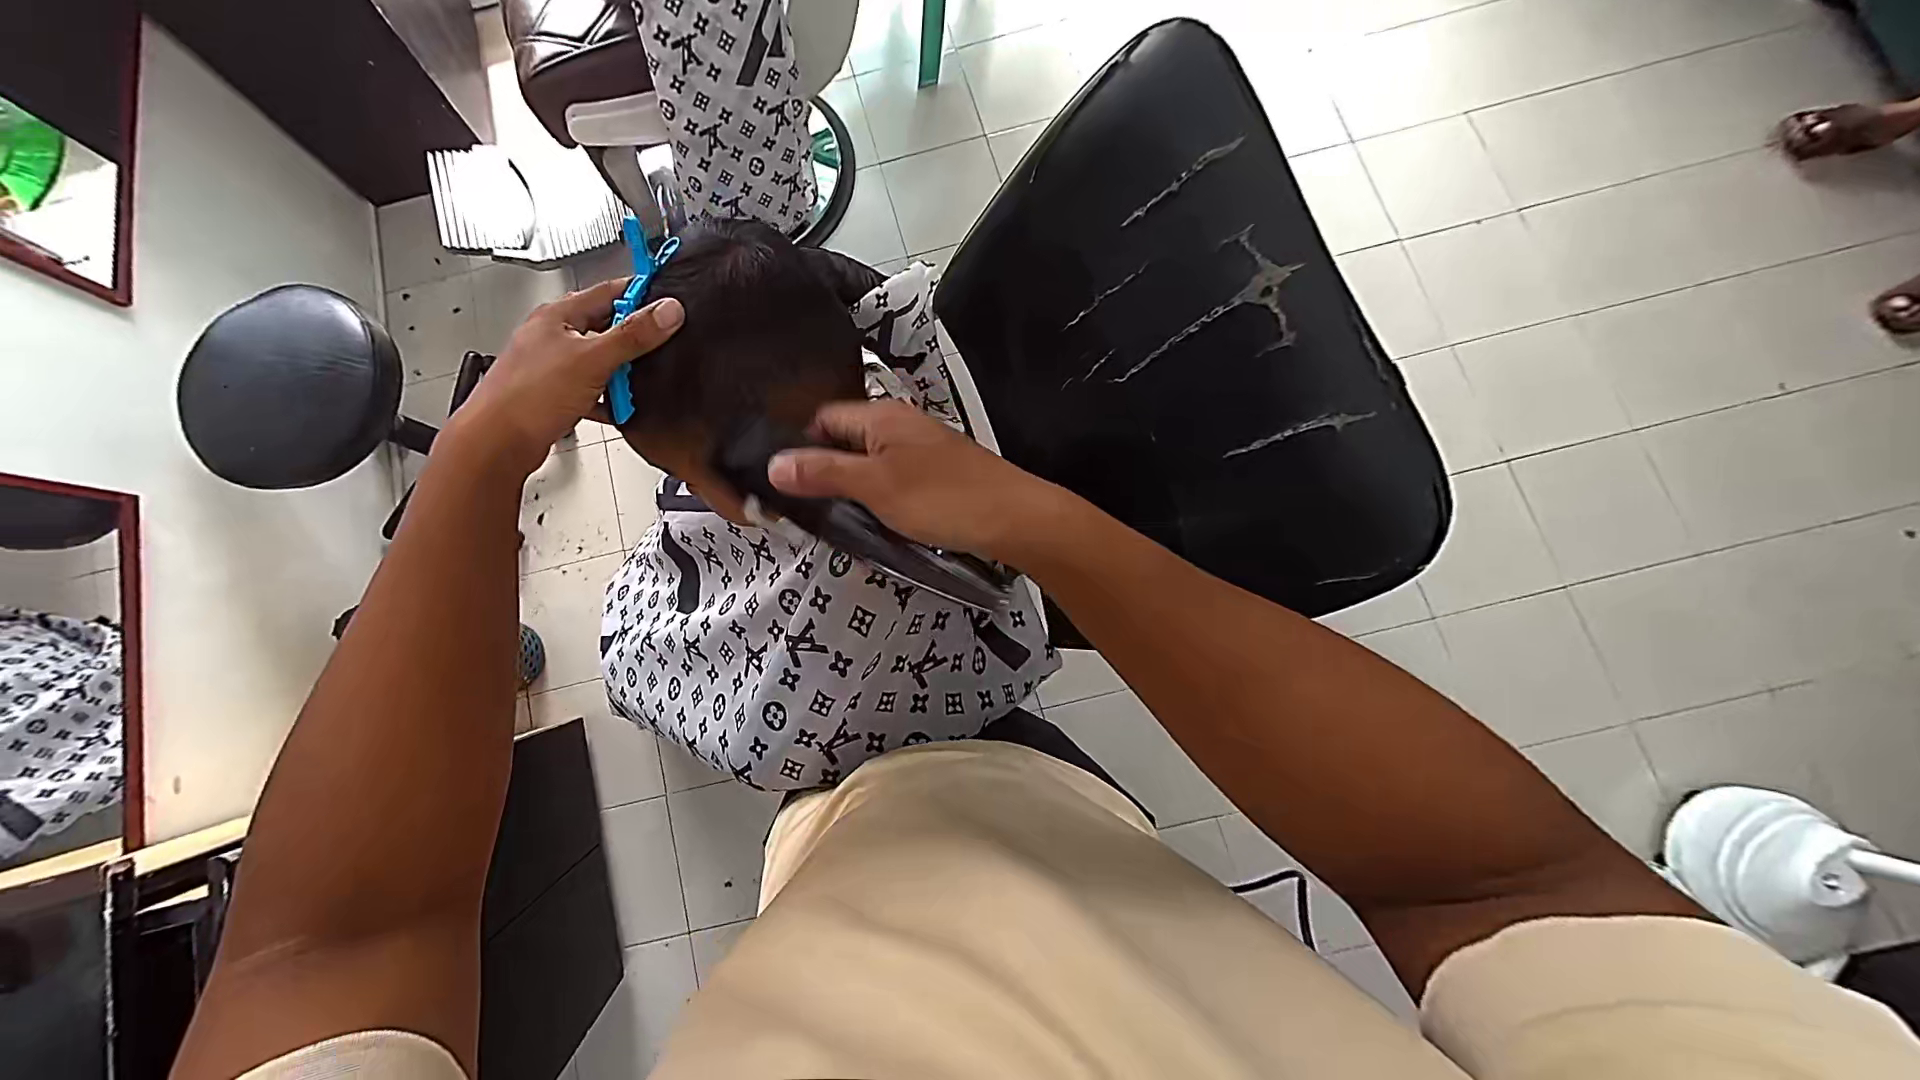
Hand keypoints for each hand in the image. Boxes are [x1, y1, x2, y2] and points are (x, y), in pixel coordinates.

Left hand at [439, 279, 682, 476]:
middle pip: (609, 328)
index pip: (609, 290)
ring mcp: (556, 365)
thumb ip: (633, 335)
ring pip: (603, 361)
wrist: (500, 440)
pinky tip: (616, 409)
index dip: (640, 292)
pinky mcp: (558, 393)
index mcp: (559, 315)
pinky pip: (596, 390)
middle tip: (651, 352)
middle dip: (634, 342)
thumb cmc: (526, 395)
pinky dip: (610, 399)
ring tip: (627, 388)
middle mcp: (555, 336)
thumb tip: (667, 311)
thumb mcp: (592, 358)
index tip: (667, 301)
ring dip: (622, 375)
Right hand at [766, 400, 1079, 563]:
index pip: (823, 419)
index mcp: (883, 417)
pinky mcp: (938, 479)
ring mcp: (922, 454)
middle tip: (816, 514)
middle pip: (846, 447)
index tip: (787, 484)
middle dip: (828, 481)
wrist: (1015, 520)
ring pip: (871, 473)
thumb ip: (824, 473)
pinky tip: (885, 534)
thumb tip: (777, 464)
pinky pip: (896, 490)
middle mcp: (903, 428)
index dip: (800, 449)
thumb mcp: (875, 486)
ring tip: (850, 530)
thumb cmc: (949, 498)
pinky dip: (885, 510)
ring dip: (857, 501)